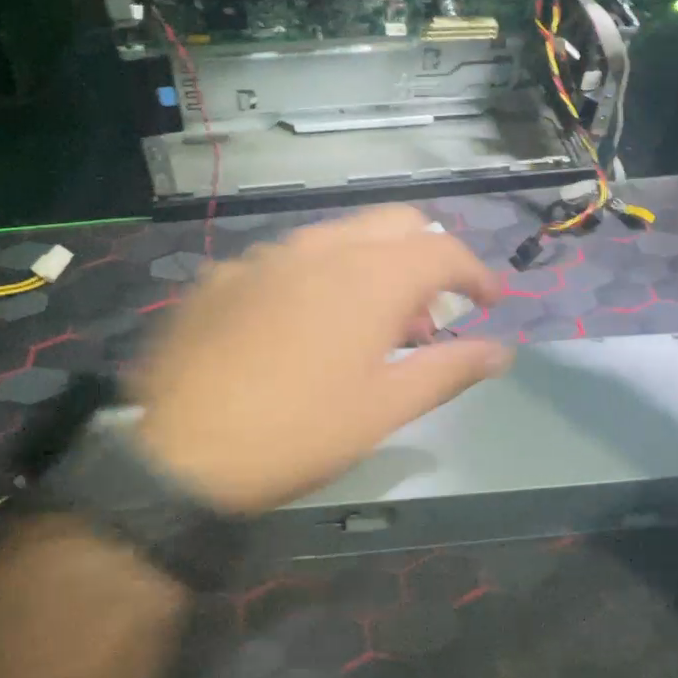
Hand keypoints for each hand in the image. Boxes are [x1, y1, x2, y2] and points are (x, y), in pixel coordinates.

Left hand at [130, 206, 512, 514]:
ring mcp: (264, 256)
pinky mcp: (222, 277)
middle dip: (424, 258)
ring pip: (337, 238)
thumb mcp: (385, 409)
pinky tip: (298, 332)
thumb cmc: (299, 432)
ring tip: (365, 330)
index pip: (443, 250)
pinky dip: (314, 282)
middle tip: (426, 317)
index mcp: (370, 275)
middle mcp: (320, 247)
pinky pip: (285, 262)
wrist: (176, 453)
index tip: (489, 303)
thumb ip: (449, 369)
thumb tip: (500, 350)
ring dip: (369, 268)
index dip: (476, 274)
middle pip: (394, 224)